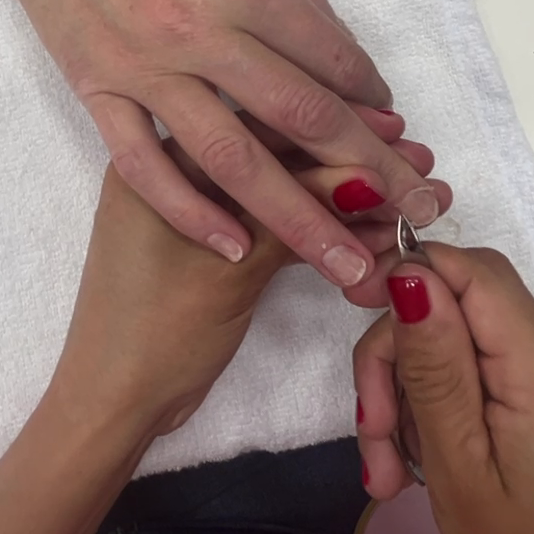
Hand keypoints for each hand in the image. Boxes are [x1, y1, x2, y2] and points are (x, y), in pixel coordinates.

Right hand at [0, 0, 442, 289]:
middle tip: (421, 215)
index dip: (374, 100)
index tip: (394, 128)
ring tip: (348, 268)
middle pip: (301, 117)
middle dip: (372, 171)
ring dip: (297, 217)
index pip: (331, 58)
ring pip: (231, 159)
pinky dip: (188, 210)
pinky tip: (234, 245)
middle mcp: (200, 31)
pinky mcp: (97, 93)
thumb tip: (337, 52)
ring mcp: (145, 70)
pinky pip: (144, 166)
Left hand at [50, 131, 438, 436]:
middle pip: (275, 158)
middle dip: (349, 163)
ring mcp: (198, 212)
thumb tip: (373, 177)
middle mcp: (177, 174)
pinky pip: (274, 223)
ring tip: (416, 194)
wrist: (115, 403)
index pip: (255, 130)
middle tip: (419, 163)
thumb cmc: (157, 330)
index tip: (395, 134)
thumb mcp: (231, 270)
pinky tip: (376, 228)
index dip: (329, 130)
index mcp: (159, 162)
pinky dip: (321, 228)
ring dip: (344, 198)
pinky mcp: (216, 245)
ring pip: (281, 192)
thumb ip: (295, 219)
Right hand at [353, 247, 533, 533]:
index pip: (477, 274)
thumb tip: (410, 273)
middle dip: (397, 356)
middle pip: (459, 306)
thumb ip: (434, 368)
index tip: (354, 302)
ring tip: (390, 464)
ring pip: (460, 337)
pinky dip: (440, 399)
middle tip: (371, 430)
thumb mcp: (458, 470)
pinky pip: (480, 363)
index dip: (410, 269)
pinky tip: (421, 452)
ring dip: (410, 390)